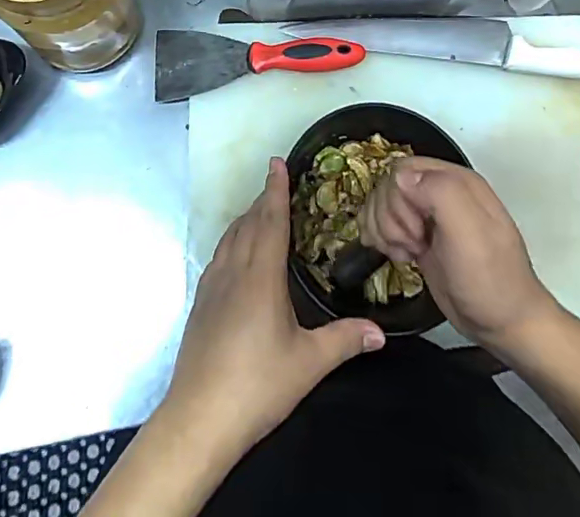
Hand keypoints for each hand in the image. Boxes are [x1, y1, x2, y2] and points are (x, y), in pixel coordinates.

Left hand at [162, 158, 384, 454]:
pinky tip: (238, 255)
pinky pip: (219, 256)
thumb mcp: (308, 364)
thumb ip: (344, 341)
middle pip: (247, 224)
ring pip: (229, 238)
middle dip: (262, 200)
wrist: (199, 417)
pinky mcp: (200, 303)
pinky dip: (232, 241)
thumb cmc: (257, 385)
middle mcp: (232, 272)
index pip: (269, 221)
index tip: (276, 162)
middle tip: (277, 184)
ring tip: (260, 212)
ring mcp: (211, 286)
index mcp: (259, 277)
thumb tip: (379, 332)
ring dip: (246, 219)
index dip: (274, 189)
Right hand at [358, 156, 562, 350]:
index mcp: (458, 181)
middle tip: (414, 243)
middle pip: (390, 185)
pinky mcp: (419, 234)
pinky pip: (383, 221)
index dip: (399, 198)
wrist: (502, 324)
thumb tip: (401, 177)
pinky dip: (381, 238)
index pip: (404, 169)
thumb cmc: (490, 281)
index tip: (416, 230)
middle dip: (390, 217)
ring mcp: (429, 214)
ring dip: (384, 228)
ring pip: (382, 202)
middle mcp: (442, 191)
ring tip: (406, 251)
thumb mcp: (471, 233)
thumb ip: (440, 193)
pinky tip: (399, 255)